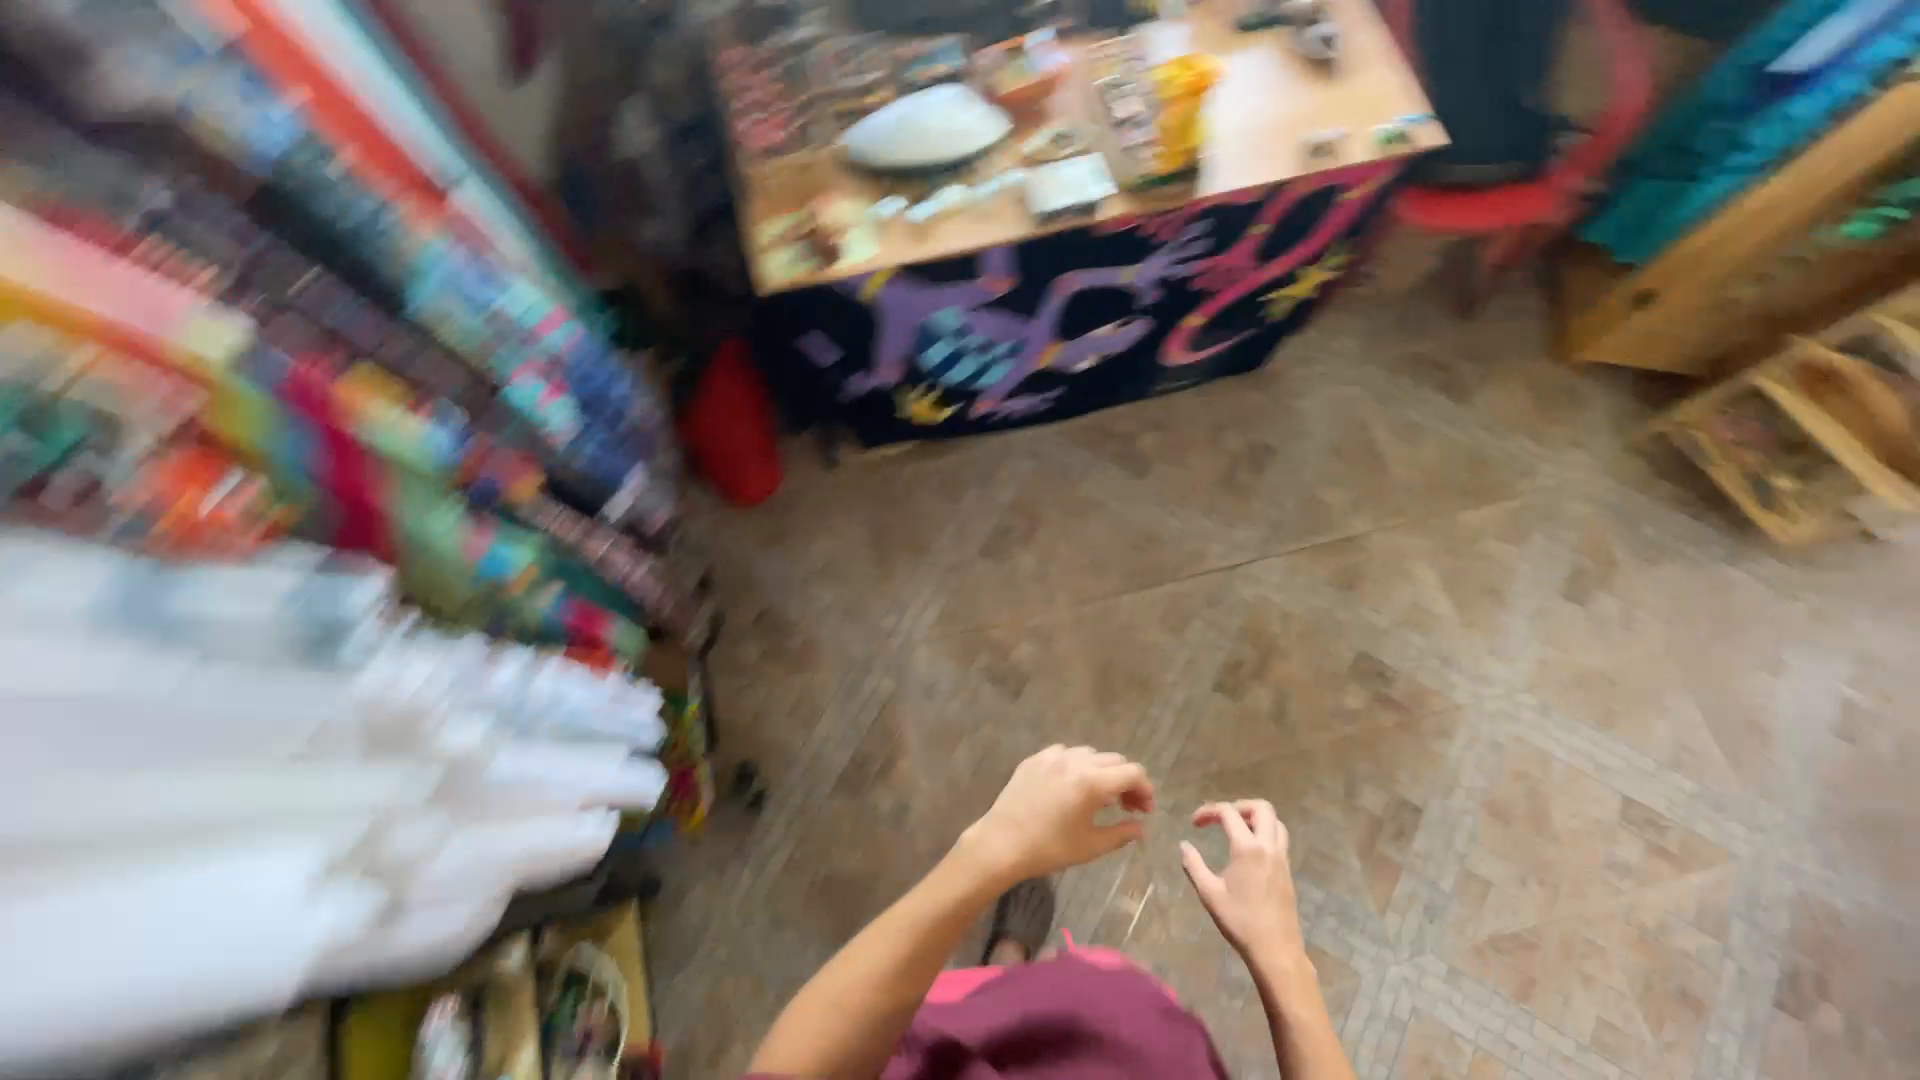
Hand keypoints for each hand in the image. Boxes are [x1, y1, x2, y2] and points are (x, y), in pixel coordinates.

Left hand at [960, 745, 1153, 883]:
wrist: (1002, 843)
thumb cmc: (1050, 848)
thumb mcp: (1091, 846)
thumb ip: (1122, 833)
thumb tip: (1140, 828)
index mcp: (1092, 781)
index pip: (1133, 772)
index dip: (1145, 789)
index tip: (1144, 810)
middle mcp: (1075, 761)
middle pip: (1114, 760)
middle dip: (1126, 781)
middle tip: (1126, 807)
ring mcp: (1052, 757)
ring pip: (1089, 754)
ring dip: (1101, 771)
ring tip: (1098, 796)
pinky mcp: (1034, 759)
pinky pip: (1064, 754)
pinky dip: (1075, 766)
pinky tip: (1070, 786)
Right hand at [1181, 800, 1307, 967]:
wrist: (1276, 949)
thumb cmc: (1240, 921)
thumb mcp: (1209, 893)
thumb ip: (1194, 865)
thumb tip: (1184, 845)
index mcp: (1247, 849)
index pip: (1228, 813)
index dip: (1208, 811)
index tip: (1194, 823)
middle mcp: (1268, 847)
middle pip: (1261, 808)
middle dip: (1239, 806)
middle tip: (1221, 818)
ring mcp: (1282, 858)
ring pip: (1275, 822)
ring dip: (1255, 818)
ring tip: (1235, 829)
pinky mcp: (1287, 870)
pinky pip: (1279, 838)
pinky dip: (1264, 832)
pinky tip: (1248, 850)